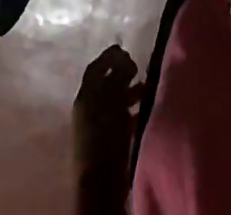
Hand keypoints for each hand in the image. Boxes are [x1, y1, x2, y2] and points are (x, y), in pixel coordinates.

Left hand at [73, 45, 142, 208]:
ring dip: (128, 90)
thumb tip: (124, 58)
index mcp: (85, 95)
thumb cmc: (105, 136)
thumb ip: (118, 78)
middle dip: (120, 72)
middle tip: (137, 66)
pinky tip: (143, 108)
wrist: (101, 182)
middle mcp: (88, 106)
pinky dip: (131, 108)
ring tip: (145, 86)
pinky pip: (119, 116)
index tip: (124, 47)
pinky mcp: (107, 140)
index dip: (108, 56)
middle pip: (104, 82)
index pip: (95, 68)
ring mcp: (97, 124)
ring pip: (113, 99)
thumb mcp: (113, 101)